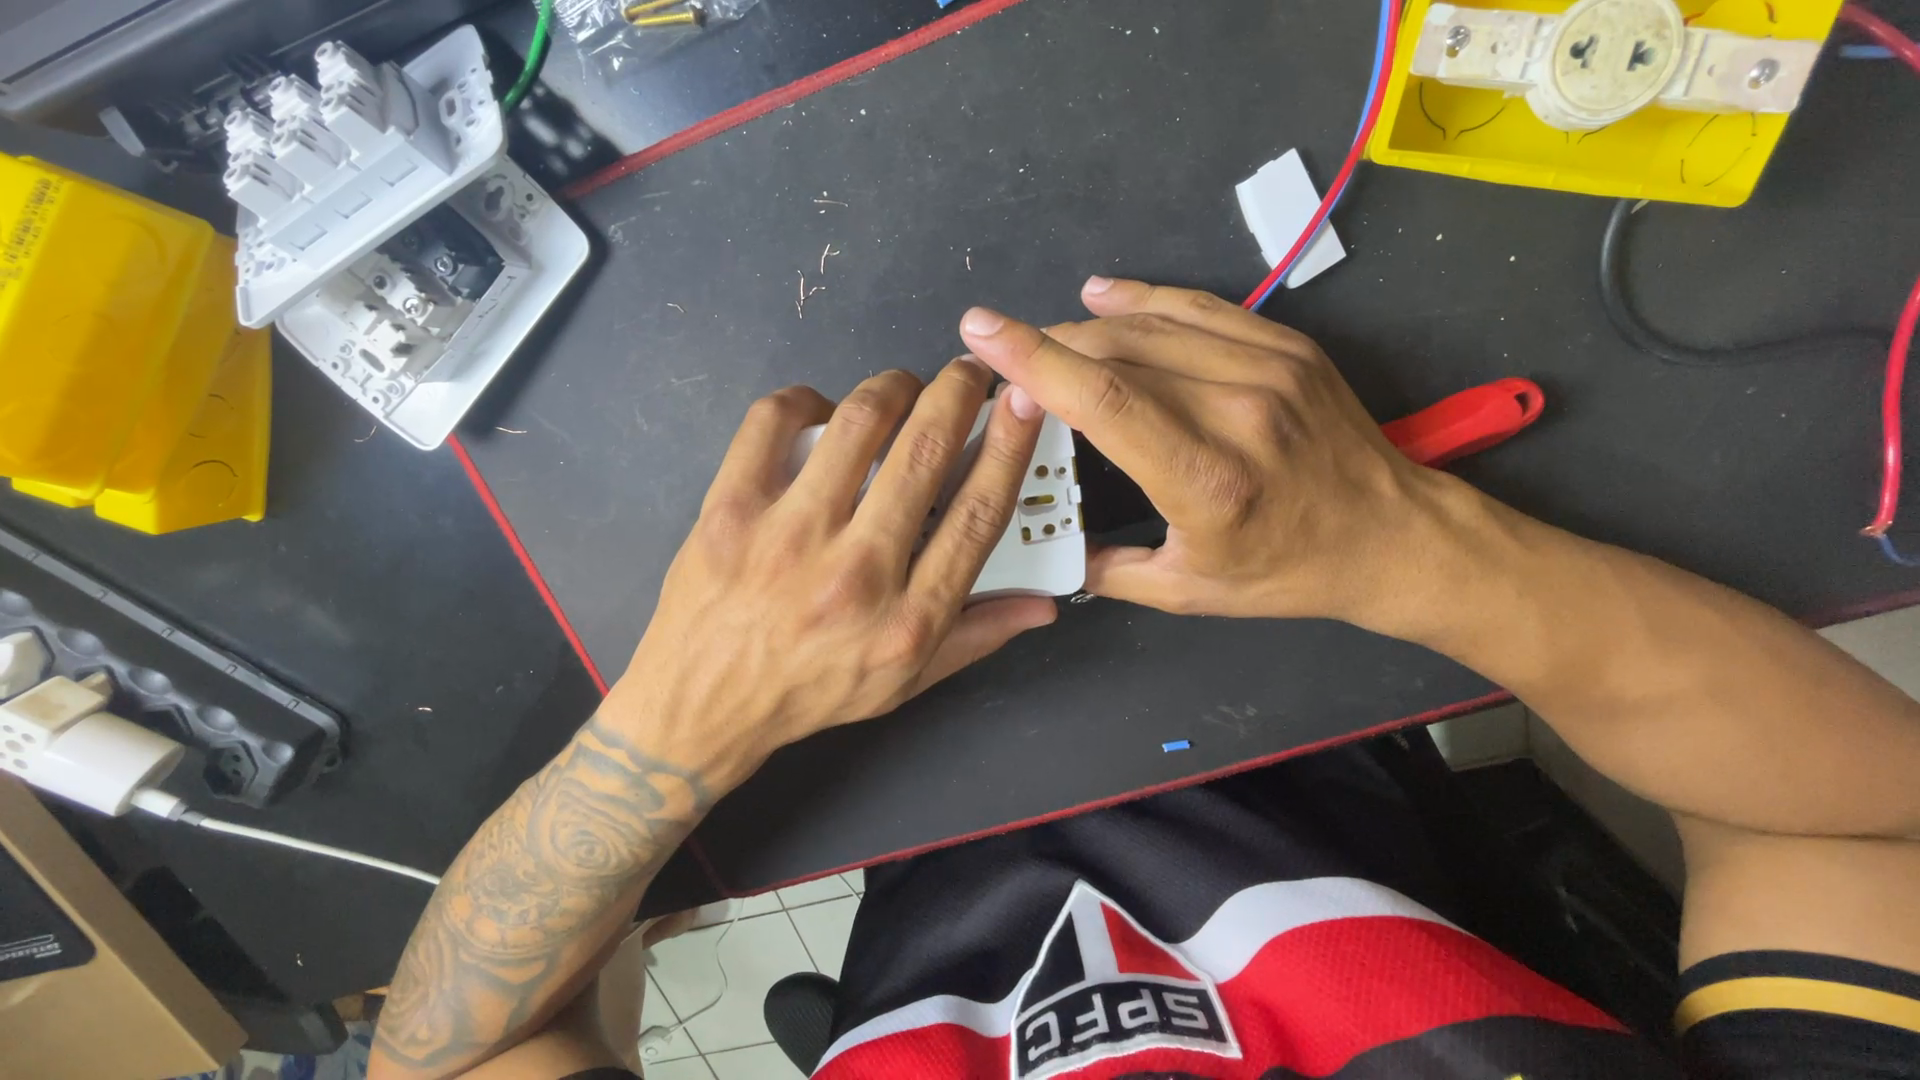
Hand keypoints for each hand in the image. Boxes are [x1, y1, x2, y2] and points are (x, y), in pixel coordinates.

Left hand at [611, 360, 1055, 781]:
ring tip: (901, 388)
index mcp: (910, 616)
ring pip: (858, 423)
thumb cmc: (813, 692)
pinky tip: (821, 411)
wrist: (704, 707)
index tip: (1023, 398)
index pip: (978, 512)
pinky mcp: (730, 510)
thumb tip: (1043, 603)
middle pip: (925, 451)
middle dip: (957, 390)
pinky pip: (773, 421)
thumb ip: (977, 636)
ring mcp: (788, 535)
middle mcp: (857, 571)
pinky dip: (805, 399)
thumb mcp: (906, 682)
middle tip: (965, 371)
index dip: (1010, 445)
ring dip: (891, 387)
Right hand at [960, 276, 1457, 624]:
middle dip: (1049, 345)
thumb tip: (1050, 549)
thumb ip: (1110, 571)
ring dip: (1085, 326)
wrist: (1393, 536)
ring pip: (1152, 324)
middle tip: (1003, 351)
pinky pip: (1198, 307)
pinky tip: (1101, 295)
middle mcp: (1236, 409)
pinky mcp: (1286, 345)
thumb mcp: (1191, 591)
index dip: (1034, 359)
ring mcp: (1268, 367)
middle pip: (1119, 351)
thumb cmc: (1288, 571)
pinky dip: (1142, 297)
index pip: (1104, 399)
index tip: (980, 333)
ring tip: (1044, 336)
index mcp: (1207, 478)